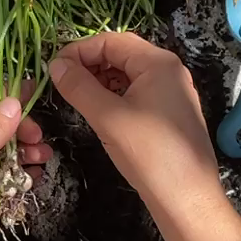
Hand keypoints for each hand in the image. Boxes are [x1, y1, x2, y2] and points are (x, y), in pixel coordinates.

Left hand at [0, 98, 49, 240]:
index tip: (33, 95)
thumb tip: (14, 100)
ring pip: (3, 154)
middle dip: (17, 129)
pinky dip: (22, 175)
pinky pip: (6, 180)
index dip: (3, 100)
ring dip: (24, 152)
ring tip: (42, 156)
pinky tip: (35, 175)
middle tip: (38, 137)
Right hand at [48, 32, 219, 205]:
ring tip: (76, 98)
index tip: (54, 69)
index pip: (111, 41)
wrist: (187, 199)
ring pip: (126, 75)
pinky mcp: (168, 113)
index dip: (79, 51)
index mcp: (158, 63)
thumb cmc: (149, 154)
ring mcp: (171, 92)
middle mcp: (168, 71)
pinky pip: (135, 93)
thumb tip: (55, 65)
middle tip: (61, 84)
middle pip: (120, 54)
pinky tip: (97, 112)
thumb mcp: (107, 117)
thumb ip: (79, 87)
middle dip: (89, 65)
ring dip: (99, 81)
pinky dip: (113, 96)